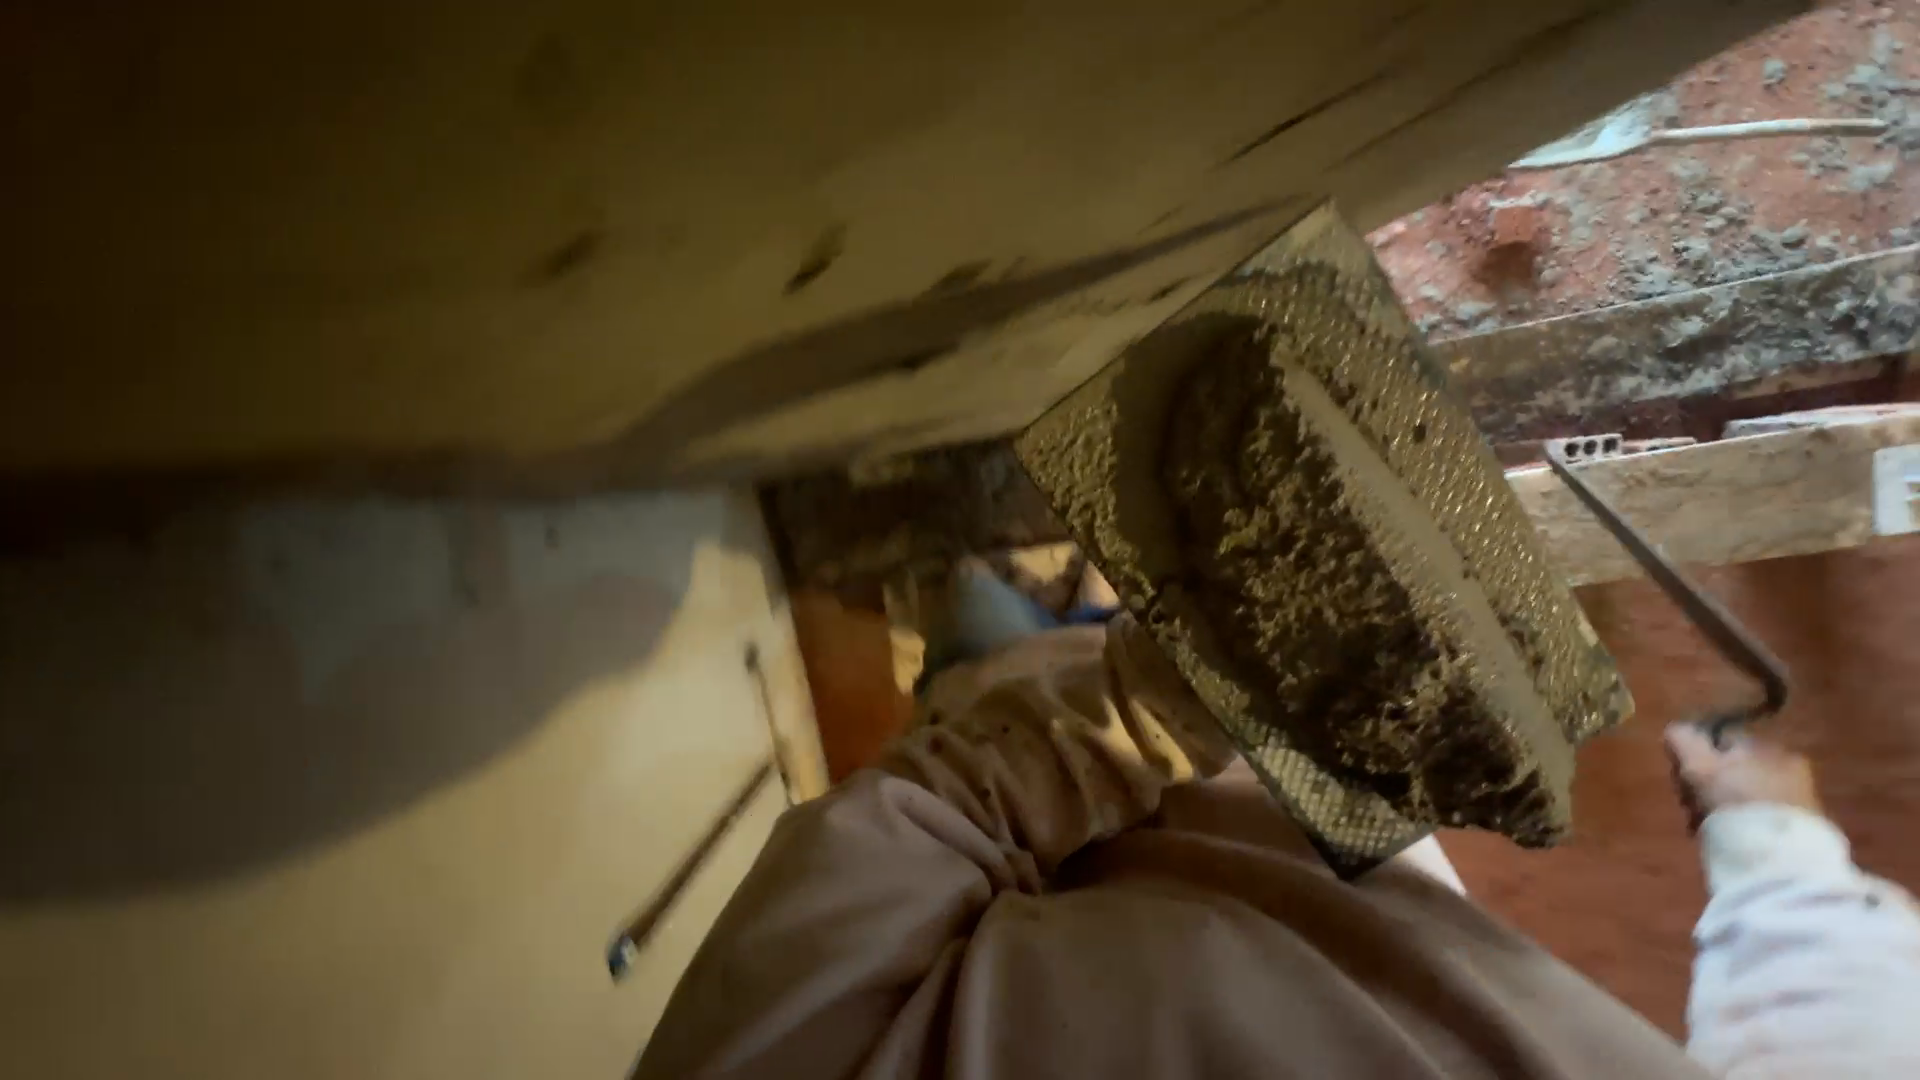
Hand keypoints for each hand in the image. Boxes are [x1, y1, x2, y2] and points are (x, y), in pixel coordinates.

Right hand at [1664, 722, 1820, 831]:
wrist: (1780, 852)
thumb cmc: (1735, 799)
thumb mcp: (1697, 764)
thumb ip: (1682, 739)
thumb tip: (1675, 728)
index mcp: (1765, 746)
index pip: (1716, 737)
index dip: (1691, 753)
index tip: (1681, 774)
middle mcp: (1785, 764)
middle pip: (1725, 764)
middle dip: (1702, 782)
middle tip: (1688, 801)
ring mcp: (1796, 794)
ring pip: (1737, 789)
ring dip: (1714, 802)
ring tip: (1702, 821)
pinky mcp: (1799, 822)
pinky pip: (1754, 811)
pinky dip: (1736, 817)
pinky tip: (1724, 831)